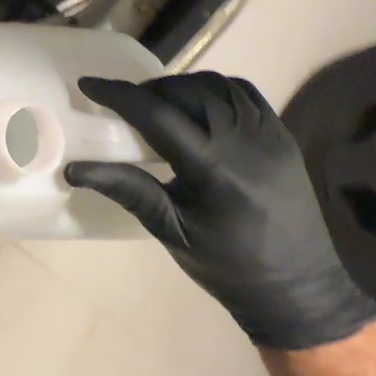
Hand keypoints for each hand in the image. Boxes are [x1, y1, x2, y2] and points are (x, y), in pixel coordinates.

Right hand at [65, 72, 375, 350]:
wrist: (302, 290)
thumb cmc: (229, 266)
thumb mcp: (171, 231)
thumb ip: (127, 190)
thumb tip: (73, 169)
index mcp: (215, 170)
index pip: (157, 114)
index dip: (118, 95)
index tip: (87, 85)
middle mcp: (246, 144)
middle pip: (186, 92)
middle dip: (148, 90)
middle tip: (124, 104)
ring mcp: (270, 137)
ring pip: (215, 86)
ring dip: (180, 86)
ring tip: (159, 104)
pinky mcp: (283, 137)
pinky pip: (244, 93)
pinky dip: (213, 89)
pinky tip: (197, 106)